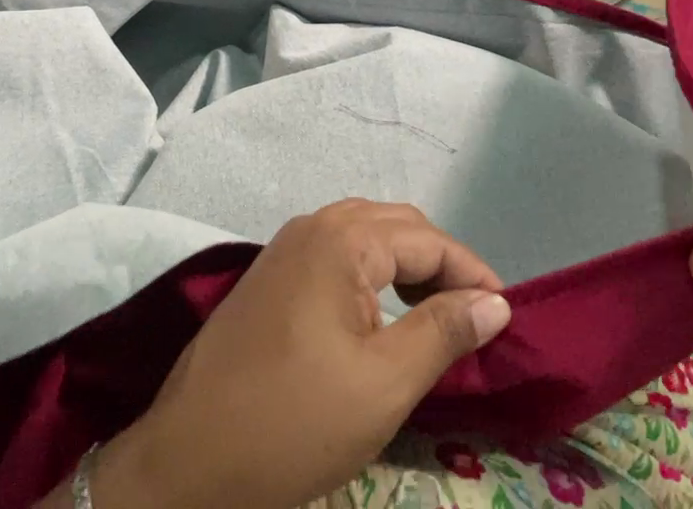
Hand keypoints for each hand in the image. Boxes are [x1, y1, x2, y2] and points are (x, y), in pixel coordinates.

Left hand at [89, 199, 511, 508]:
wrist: (185, 465)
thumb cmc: (292, 423)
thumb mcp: (384, 383)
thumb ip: (444, 331)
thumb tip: (495, 301)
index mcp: (340, 240)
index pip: (427, 239)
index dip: (473, 273)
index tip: (506, 317)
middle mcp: (311, 228)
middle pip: (396, 227)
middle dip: (442, 265)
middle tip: (475, 316)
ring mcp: (283, 251)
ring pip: (365, 238)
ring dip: (406, 268)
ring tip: (436, 316)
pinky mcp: (268, 279)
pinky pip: (335, 257)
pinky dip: (371, 276)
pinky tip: (382, 317)